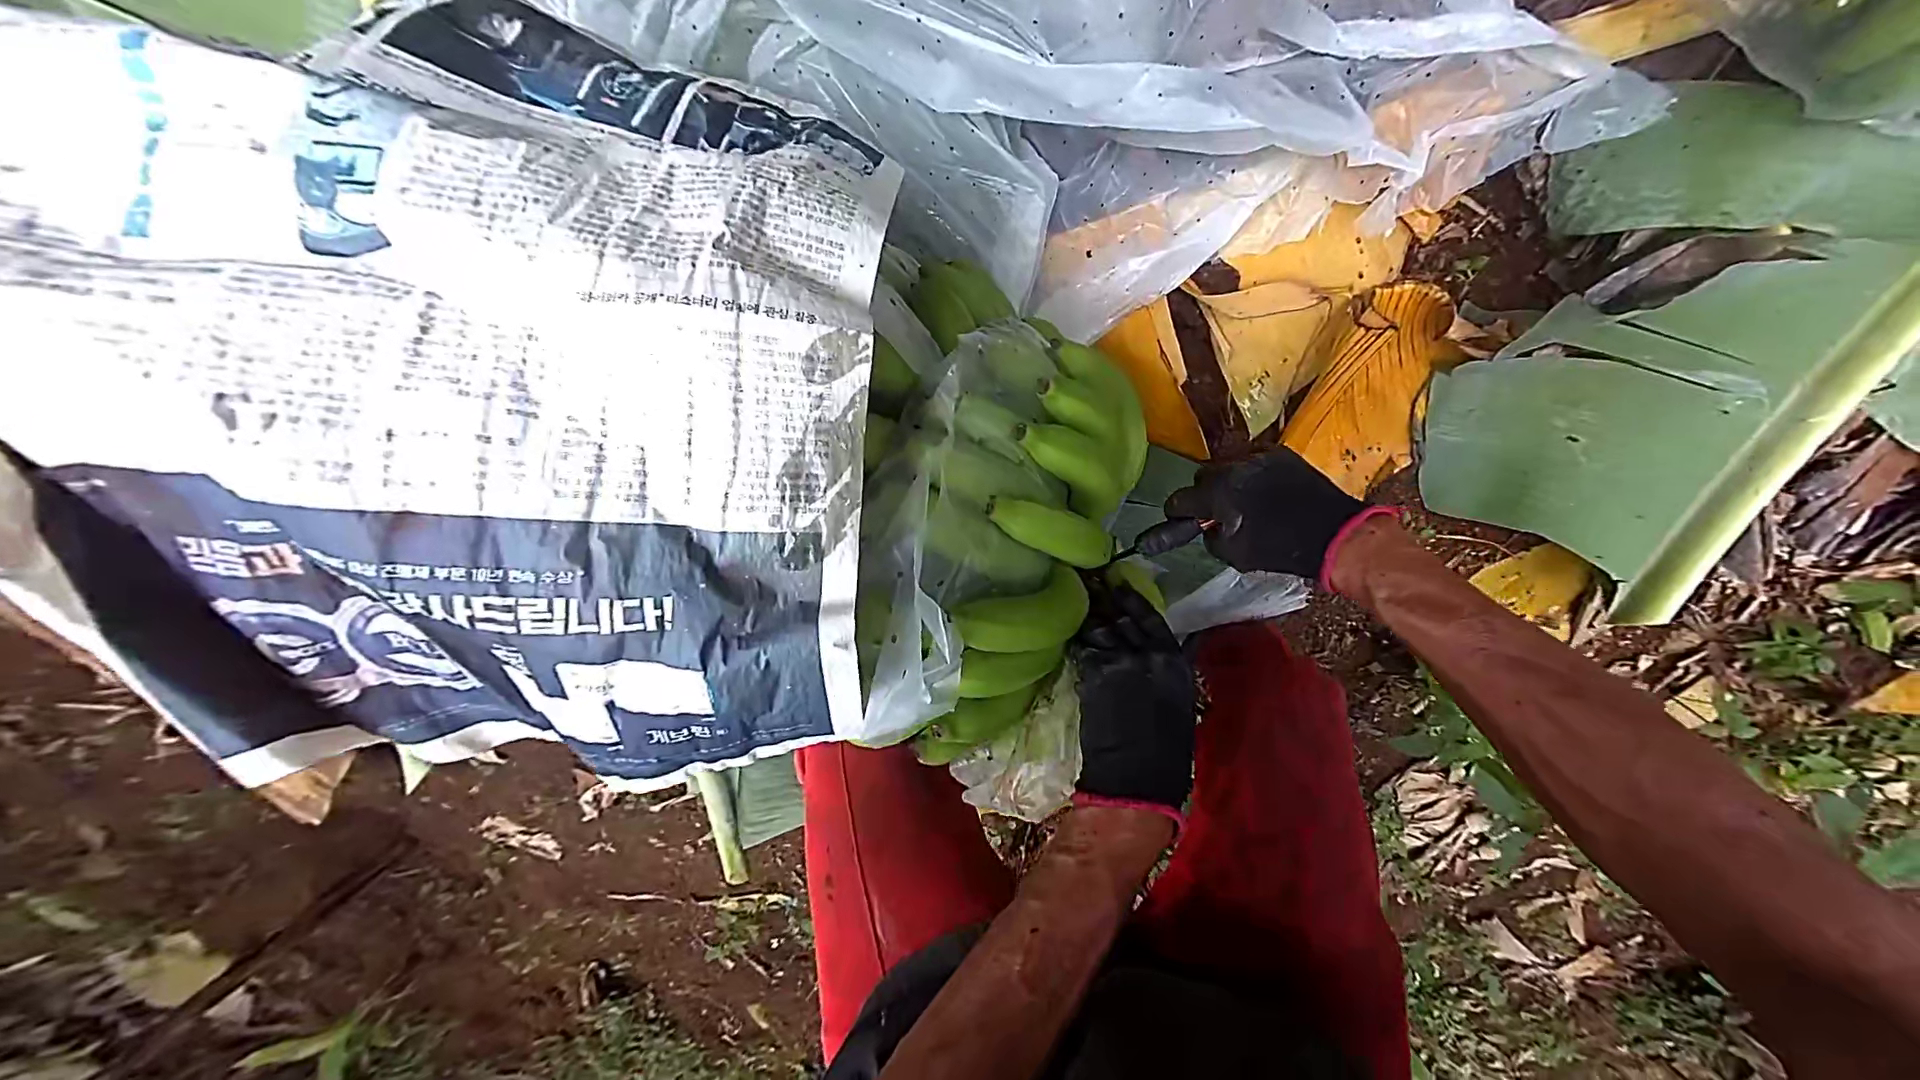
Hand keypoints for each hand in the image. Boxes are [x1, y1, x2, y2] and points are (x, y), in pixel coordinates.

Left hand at [1071, 579, 1195, 813]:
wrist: (1136, 779)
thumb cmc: (1165, 751)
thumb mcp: (1176, 701)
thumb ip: (1162, 668)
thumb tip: (1151, 648)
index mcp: (1173, 662)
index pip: (1150, 618)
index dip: (1131, 598)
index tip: (1117, 582)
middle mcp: (1147, 655)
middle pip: (1120, 617)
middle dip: (1103, 598)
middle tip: (1087, 580)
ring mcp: (1117, 663)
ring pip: (1097, 629)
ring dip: (1086, 617)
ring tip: (1076, 601)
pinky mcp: (1092, 677)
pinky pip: (1082, 650)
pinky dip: (1076, 641)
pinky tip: (1069, 633)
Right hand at [1164, 446, 1369, 579]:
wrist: (1337, 535)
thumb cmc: (1282, 550)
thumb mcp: (1235, 555)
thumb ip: (1211, 537)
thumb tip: (1208, 526)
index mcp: (1219, 493)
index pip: (1181, 499)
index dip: (1176, 512)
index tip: (1178, 518)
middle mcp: (1234, 467)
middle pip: (1202, 476)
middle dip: (1204, 493)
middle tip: (1214, 512)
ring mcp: (1259, 456)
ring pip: (1226, 464)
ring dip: (1226, 481)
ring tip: (1239, 500)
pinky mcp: (1280, 453)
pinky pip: (1251, 459)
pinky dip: (1248, 473)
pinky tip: (1260, 490)